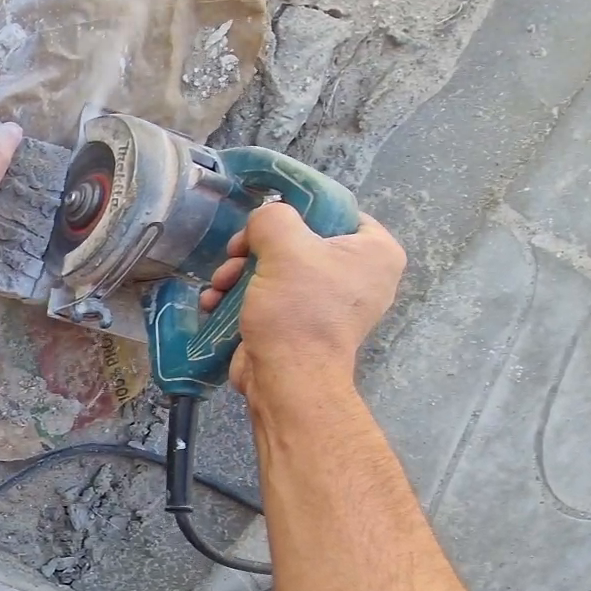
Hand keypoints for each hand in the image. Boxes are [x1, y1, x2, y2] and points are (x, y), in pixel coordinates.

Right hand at [200, 204, 405, 400]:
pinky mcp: (298, 326)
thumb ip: (273, 219)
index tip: (261, 226)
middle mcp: (359, 275)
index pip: (335, 213)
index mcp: (375, 251)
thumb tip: (263, 218)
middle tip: (233, 257)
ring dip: (238, 275)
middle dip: (254, 251)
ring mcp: (328, 304)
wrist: (287, 377)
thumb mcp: (285, 250)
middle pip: (297, 243)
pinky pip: (269, 299)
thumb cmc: (297, 311)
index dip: (294, 214)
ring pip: (276, 272)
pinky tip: (214, 303)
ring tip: (218, 287)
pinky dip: (239, 299)